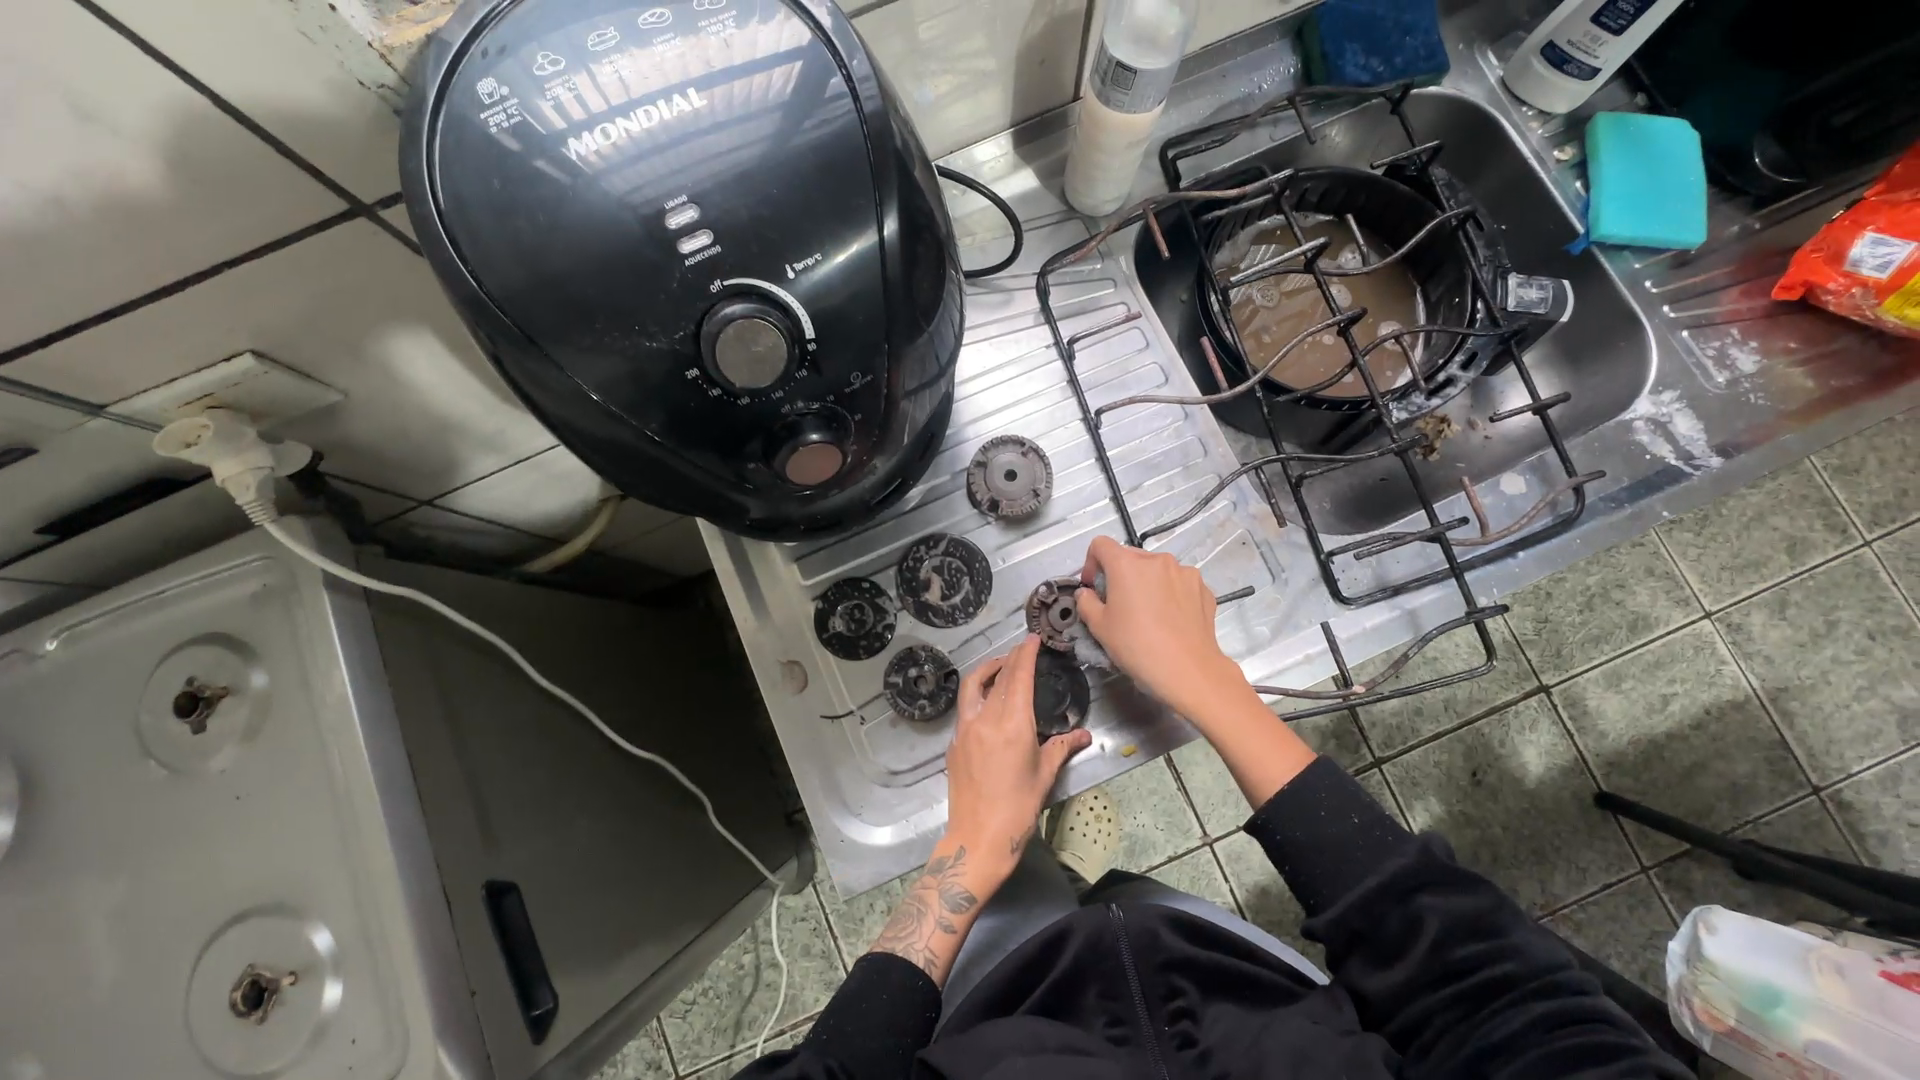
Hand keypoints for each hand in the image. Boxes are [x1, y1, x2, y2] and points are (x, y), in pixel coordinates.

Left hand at [945, 635, 1093, 881]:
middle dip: (1009, 659)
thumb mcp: (1044, 775)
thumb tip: (1083, 734)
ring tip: (1001, 669)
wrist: (978, 837)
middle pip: (996, 677)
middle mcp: (985, 719)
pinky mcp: (954, 744)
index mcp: (1012, 723)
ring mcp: (964, 730)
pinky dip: (978, 697)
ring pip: (973, 688)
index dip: (1026, 654)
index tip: (1032, 639)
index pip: (1019, 677)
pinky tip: (988, 706)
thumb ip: (1062, 748)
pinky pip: (965, 710)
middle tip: (1022, 650)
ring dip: (988, 672)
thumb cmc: (1018, 808)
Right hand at [1076, 535, 1245, 717]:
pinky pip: (1179, 583)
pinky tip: (1171, 619)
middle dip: (1120, 574)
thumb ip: (1086, 603)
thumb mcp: (1099, 627)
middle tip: (1119, 604)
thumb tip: (1087, 594)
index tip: (1094, 587)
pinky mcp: (1203, 588)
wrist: (1188, 670)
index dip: (1091, 562)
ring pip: (1157, 569)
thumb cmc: (1137, 646)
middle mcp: (1157, 560)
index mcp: (1126, 564)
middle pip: (1130, 556)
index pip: (1100, 544)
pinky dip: (1171, 593)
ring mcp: (1185, 572)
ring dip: (1148, 583)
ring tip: (1149, 613)